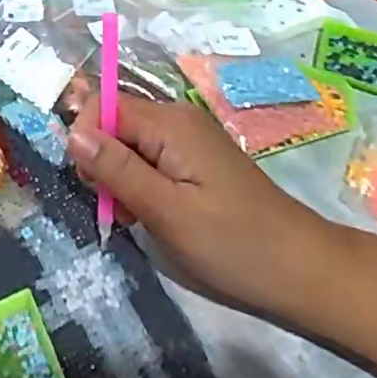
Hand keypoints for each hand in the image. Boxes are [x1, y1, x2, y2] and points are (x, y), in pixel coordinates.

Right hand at [67, 93, 335, 306]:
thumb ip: (117, 168)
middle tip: (119, 208)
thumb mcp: (166, 212)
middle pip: (113, 121)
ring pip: (127, 141)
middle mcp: (175, 117)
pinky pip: (148, 154)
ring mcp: (187, 135)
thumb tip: (70, 133)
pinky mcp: (194, 156)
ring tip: (138, 216)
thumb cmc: (233, 244)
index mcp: (169, 122)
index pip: (102, 105)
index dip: (87, 139)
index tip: (96, 184)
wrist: (306, 271)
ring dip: (120, 175)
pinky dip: (140, 181)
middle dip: (102, 160)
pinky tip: (153, 211)